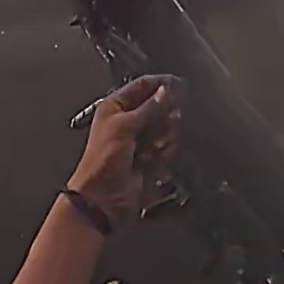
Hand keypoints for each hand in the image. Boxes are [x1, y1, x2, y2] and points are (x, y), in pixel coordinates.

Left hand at [67, 75, 180, 229]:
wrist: (103, 200)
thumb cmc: (103, 161)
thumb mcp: (124, 127)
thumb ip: (149, 108)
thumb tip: (166, 90)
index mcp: (115, 107)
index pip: (142, 87)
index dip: (161, 84)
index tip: (180, 84)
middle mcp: (128, 121)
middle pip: (157, 109)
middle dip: (163, 117)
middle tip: (165, 123)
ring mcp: (139, 141)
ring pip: (165, 129)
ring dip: (163, 138)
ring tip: (152, 149)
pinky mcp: (149, 159)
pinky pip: (166, 150)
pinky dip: (162, 155)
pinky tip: (150, 163)